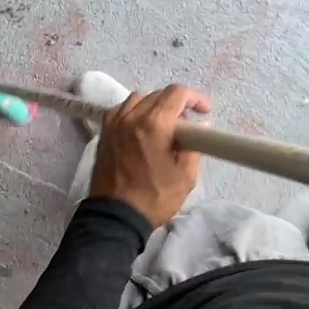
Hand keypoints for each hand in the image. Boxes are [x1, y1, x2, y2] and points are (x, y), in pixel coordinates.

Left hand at [89, 85, 211, 227]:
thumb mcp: (185, 177)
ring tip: (165, 123)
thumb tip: (200, 126)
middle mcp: (132, 116)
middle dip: (177, 103)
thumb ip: (194, 146)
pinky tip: (142, 127)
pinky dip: (134, 111)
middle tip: (187, 122)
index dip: (195, 97)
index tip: (204, 110)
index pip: (177, 93)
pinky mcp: (104, 132)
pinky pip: (121, 109)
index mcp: (154, 124)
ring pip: (138, 98)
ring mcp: (114, 122)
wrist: (115, 215)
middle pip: (158, 94)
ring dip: (155, 105)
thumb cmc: (154, 197)